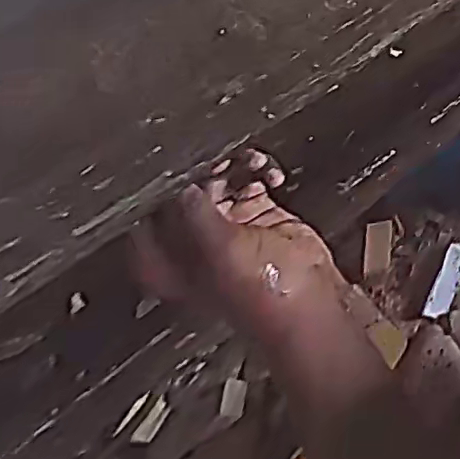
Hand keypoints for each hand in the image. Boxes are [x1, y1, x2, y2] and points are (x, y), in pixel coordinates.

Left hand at [129, 149, 341, 339]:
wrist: (310, 297)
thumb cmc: (261, 292)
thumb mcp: (221, 251)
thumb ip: (198, 216)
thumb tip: (185, 188)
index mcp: (171, 263)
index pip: (149, 220)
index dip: (159, 193)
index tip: (173, 167)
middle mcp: (196, 245)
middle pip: (188, 196)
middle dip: (205, 174)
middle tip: (222, 161)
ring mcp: (230, 229)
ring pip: (224, 185)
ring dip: (238, 168)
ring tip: (254, 162)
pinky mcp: (261, 216)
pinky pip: (255, 182)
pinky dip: (262, 173)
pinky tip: (273, 176)